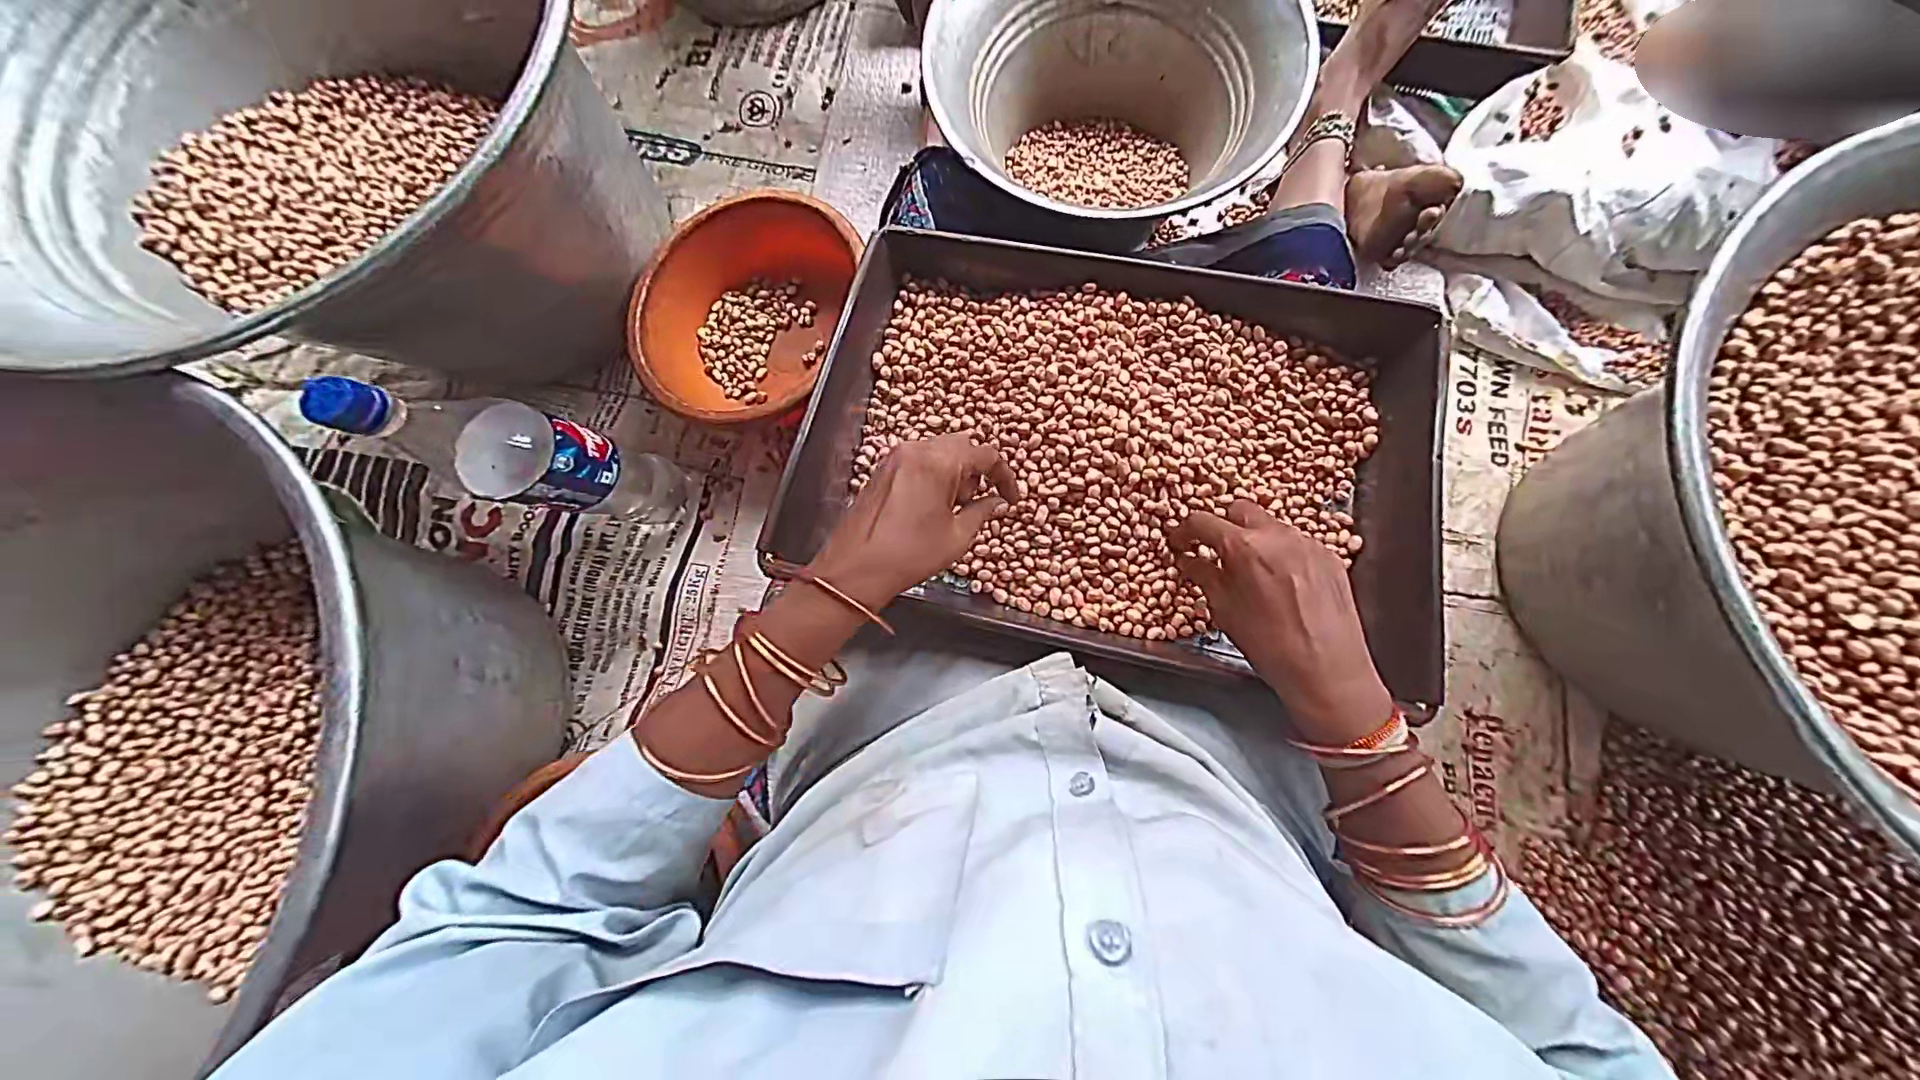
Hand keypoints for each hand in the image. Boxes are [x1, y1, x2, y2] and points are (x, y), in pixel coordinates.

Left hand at [809, 434, 1020, 608]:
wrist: (854, 569)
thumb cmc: (907, 555)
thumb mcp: (957, 537)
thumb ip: (982, 512)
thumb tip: (996, 502)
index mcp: (938, 462)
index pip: (985, 454)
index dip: (1004, 477)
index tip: (1009, 498)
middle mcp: (915, 450)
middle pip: (962, 446)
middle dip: (977, 472)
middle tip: (978, 504)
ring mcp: (895, 458)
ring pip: (939, 452)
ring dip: (955, 473)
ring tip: (952, 510)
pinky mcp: (882, 470)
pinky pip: (918, 461)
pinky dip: (934, 475)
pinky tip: (931, 507)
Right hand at [1169, 500, 1393, 740]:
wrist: (1328, 669)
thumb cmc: (1273, 646)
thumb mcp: (1224, 611)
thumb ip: (1205, 576)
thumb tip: (1191, 561)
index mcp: (1245, 547)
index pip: (1203, 521)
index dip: (1185, 530)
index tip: (1181, 540)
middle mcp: (1278, 536)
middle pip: (1239, 510)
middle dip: (1222, 525)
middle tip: (1212, 548)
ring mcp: (1308, 543)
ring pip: (1270, 524)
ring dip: (1252, 537)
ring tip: (1245, 568)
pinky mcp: (1329, 556)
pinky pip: (1296, 542)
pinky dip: (1279, 552)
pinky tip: (1276, 579)